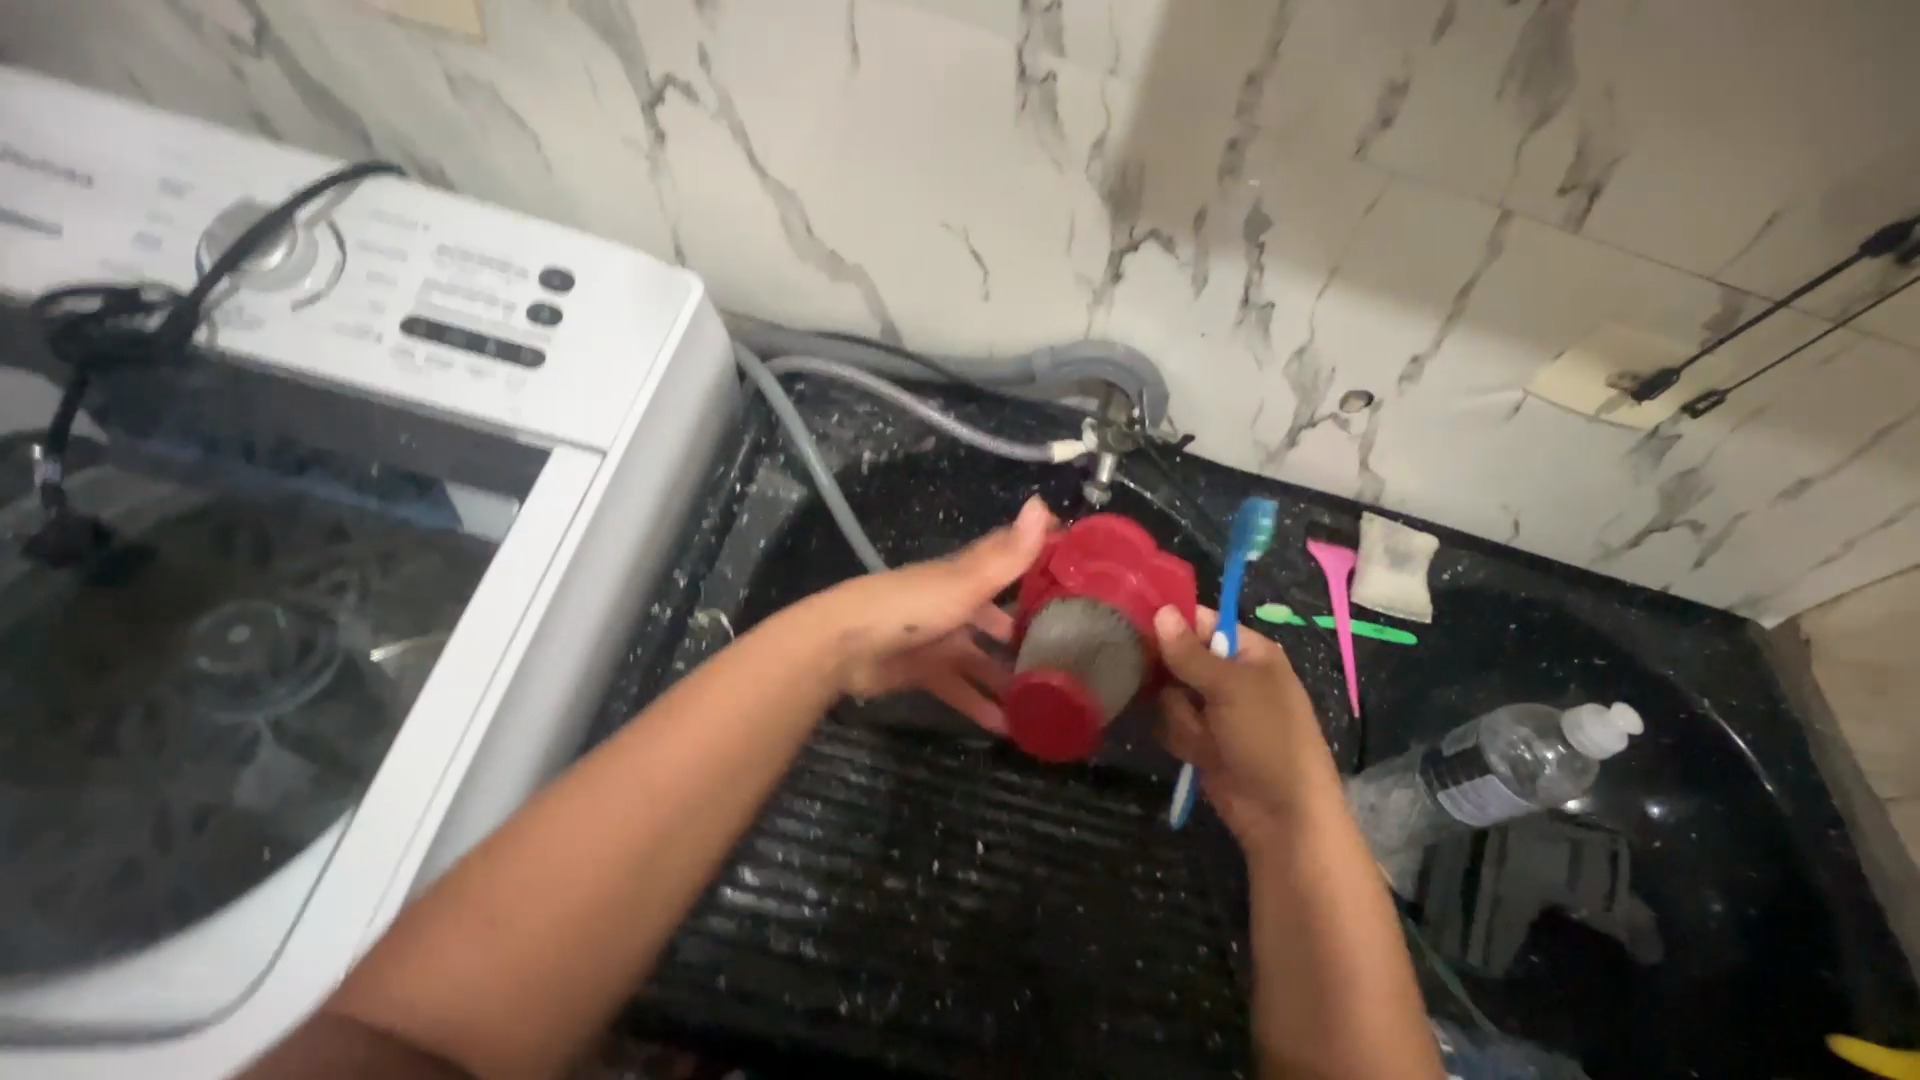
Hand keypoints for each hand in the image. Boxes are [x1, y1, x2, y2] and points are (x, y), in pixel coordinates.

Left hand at [802, 496, 1055, 731]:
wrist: (847, 645)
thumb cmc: (912, 607)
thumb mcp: (967, 581)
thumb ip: (1008, 554)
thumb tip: (1043, 502)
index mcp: (966, 576)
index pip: (1009, 560)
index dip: (1040, 560)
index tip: (1084, 573)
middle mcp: (955, 604)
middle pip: (998, 617)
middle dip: (1028, 633)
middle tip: (1070, 655)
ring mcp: (939, 639)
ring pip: (981, 658)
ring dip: (1007, 677)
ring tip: (1045, 700)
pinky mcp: (924, 671)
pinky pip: (959, 689)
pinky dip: (979, 705)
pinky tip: (1006, 726)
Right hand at [1153, 605, 1342, 851]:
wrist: (1282, 815)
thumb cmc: (1268, 739)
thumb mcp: (1231, 688)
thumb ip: (1190, 653)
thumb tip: (1161, 611)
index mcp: (1249, 652)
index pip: (1200, 622)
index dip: (1170, 622)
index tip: (1135, 623)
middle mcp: (1229, 675)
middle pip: (1176, 657)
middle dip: (1171, 678)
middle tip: (1166, 686)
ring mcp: (1213, 709)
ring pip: (1168, 694)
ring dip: (1180, 716)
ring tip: (1204, 736)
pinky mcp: (1200, 739)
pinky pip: (1170, 724)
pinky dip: (1181, 738)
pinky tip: (1199, 754)